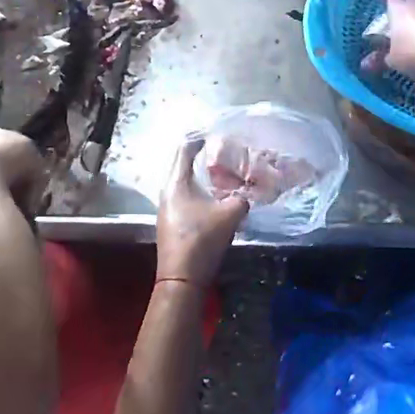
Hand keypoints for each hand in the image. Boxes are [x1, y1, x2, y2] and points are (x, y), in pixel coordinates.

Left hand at [155, 138, 248, 285]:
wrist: (181, 278)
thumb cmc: (201, 239)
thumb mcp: (229, 215)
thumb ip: (241, 199)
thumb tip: (247, 195)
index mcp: (176, 182)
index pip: (185, 149)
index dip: (200, 138)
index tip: (217, 134)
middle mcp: (167, 191)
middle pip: (185, 166)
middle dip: (206, 160)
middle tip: (228, 157)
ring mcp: (167, 208)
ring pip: (187, 185)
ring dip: (205, 180)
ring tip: (225, 178)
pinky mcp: (171, 223)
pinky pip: (187, 199)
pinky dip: (201, 195)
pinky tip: (216, 202)